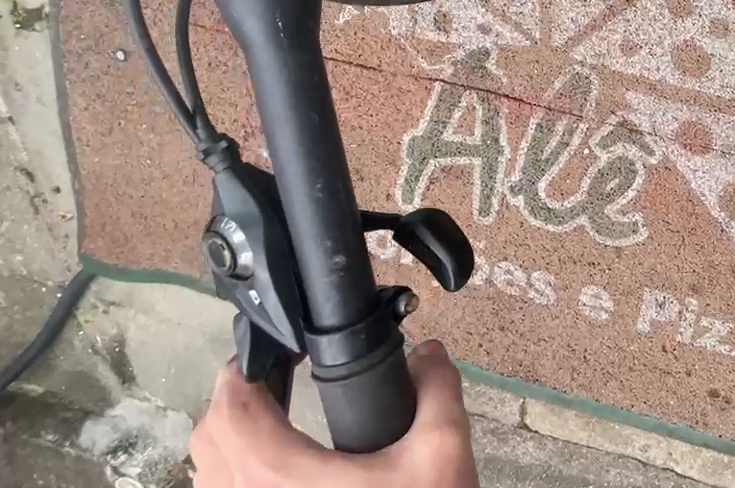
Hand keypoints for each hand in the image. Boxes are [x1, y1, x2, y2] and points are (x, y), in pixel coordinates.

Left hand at [189, 340, 479, 487]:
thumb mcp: (442, 447)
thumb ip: (437, 389)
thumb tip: (427, 351)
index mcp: (280, 476)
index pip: (231, 412)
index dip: (243, 370)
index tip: (278, 344)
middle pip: (208, 440)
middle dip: (235, 395)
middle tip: (279, 367)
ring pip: (208, 472)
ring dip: (231, 431)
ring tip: (277, 406)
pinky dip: (237, 462)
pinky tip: (282, 456)